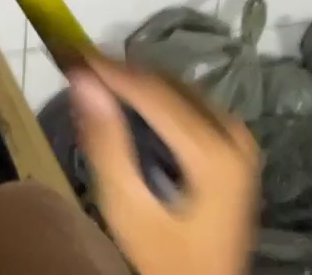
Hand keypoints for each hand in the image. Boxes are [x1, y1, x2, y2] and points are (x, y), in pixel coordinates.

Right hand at [69, 58, 259, 274]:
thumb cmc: (162, 255)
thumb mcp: (126, 205)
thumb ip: (105, 141)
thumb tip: (82, 82)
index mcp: (213, 154)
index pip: (154, 93)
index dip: (111, 70)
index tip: (72, 57)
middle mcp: (233, 138)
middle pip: (170, 85)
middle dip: (123, 71)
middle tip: (80, 65)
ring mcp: (239, 141)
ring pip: (181, 87)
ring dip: (138, 79)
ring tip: (98, 76)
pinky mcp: (234, 147)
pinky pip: (191, 101)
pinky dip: (157, 92)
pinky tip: (131, 96)